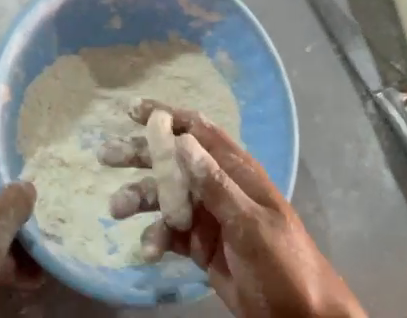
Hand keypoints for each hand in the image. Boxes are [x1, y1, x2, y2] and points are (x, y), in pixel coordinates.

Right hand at [106, 101, 363, 317]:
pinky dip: (155, 236)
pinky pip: (169, 232)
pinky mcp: (200, 245)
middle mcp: (217, 185)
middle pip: (173, 160)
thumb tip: (183, 141)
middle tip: (106, 155)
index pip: (197, 130)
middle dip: (140, 155)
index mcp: (235, 170)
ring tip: (115, 209)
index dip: (166, 116)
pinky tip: (148, 249)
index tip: (133, 110)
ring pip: (165, 196)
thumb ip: (216, 184)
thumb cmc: (284, 261)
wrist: (300, 316)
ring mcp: (207, 215)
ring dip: (140, 199)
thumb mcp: (251, 223)